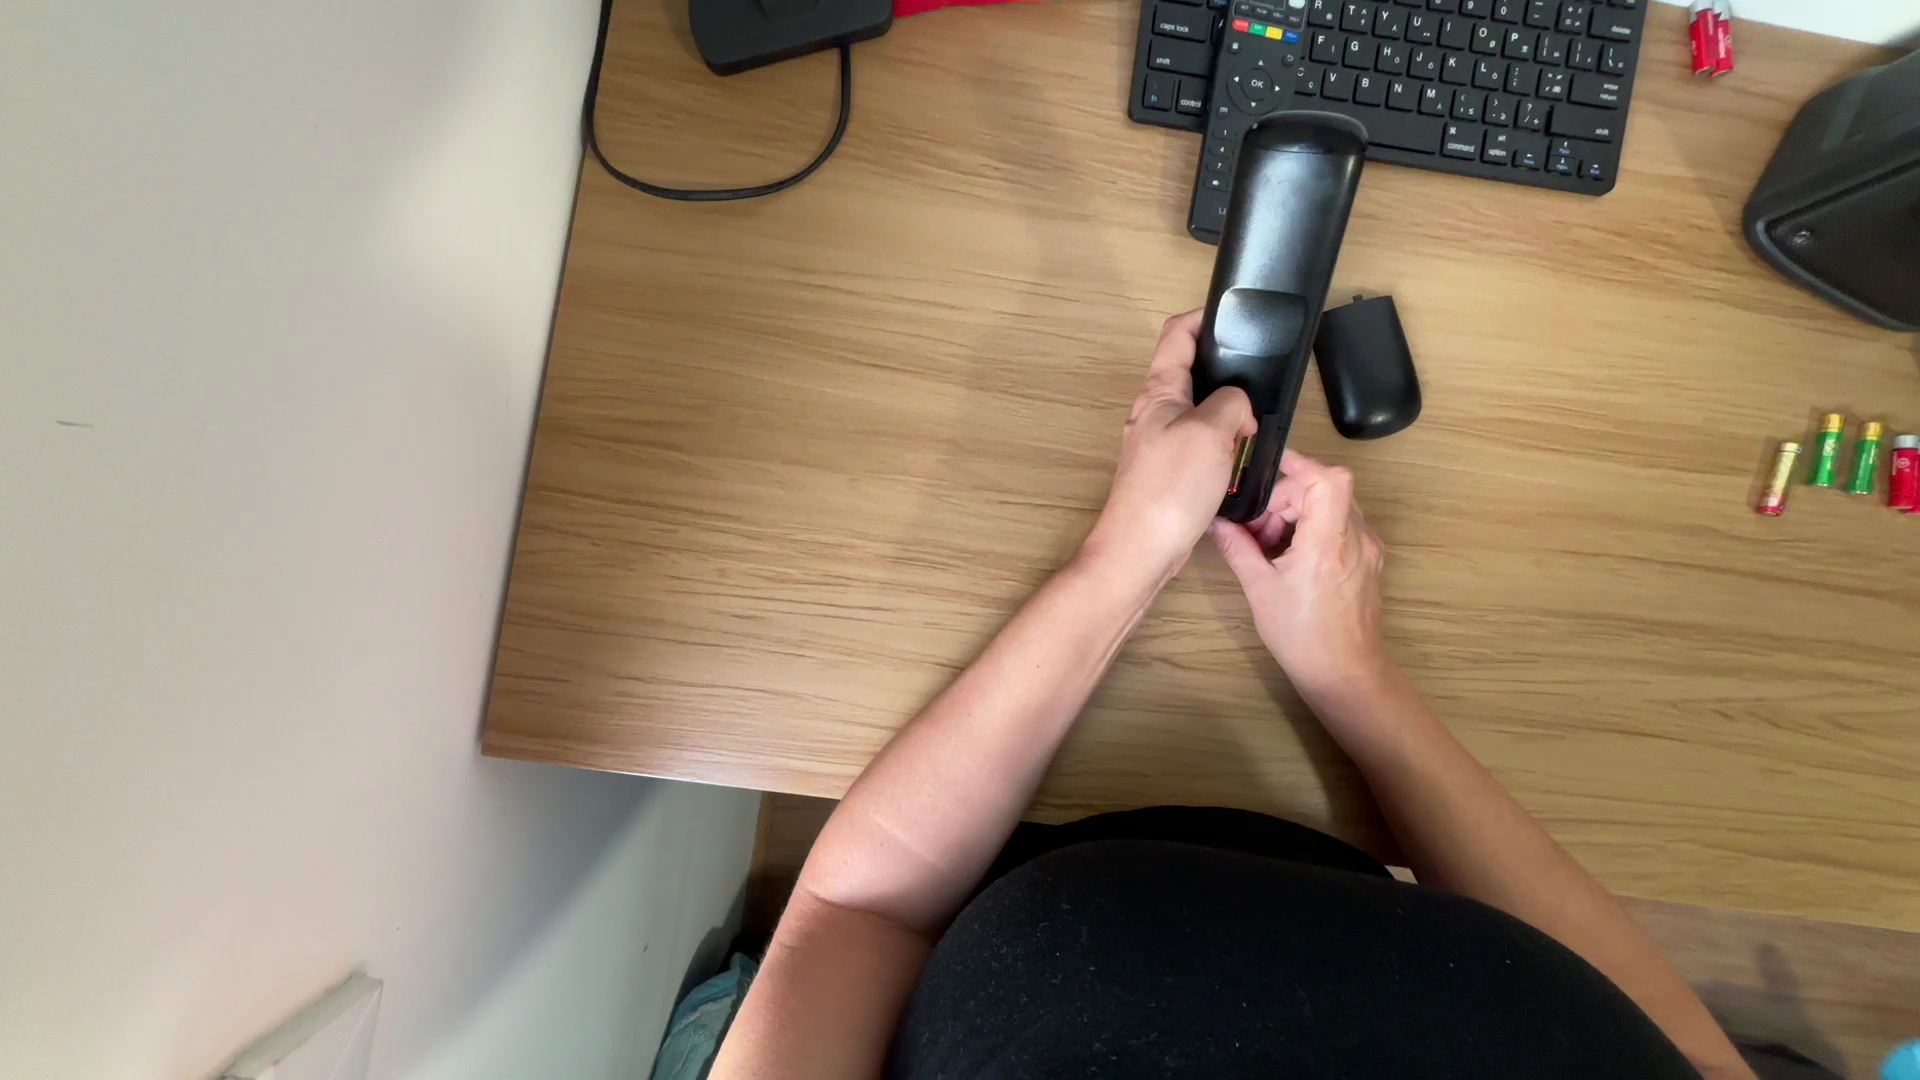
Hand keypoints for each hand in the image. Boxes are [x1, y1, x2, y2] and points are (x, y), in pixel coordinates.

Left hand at [1086, 311, 1255, 581]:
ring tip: (1254, 420)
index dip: (1204, 317)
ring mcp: (1159, 441)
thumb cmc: (1168, 488)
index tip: (1236, 316)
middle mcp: (1154, 412)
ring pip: (1199, 410)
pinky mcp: (1168, 470)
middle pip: (1191, 371)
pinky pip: (1200, 442)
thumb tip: (1237, 407)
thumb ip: (1230, 402)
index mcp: (1158, 391)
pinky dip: (1222, 441)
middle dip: (1226, 369)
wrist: (1142, 546)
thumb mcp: (1210, 429)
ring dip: (1227, 410)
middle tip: (1258, 374)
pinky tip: (1239, 454)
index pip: (1176, 335)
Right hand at [1209, 449, 1387, 695]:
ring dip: (1296, 513)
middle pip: (1323, 489)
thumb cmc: (1300, 634)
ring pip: (1332, 505)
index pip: (1327, 479)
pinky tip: (1288, 555)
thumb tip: (1217, 522)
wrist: (1345, 671)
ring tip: (1268, 545)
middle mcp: (1356, 538)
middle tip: (1255, 528)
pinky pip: (1339, 525)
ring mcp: (1367, 548)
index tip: (1268, 464)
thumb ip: (1238, 548)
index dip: (1299, 462)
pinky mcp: (1367, 559)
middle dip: (1285, 499)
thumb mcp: (1259, 589)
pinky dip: (1311, 527)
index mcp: (1328, 543)